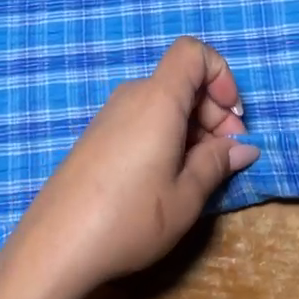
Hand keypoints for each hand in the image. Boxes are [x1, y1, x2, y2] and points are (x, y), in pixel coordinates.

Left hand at [0, 37, 259, 298]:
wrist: (54, 246)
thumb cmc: (128, 217)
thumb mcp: (185, 197)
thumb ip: (217, 164)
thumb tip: (244, 148)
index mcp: (158, 99)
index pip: (193, 52)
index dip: (221, 74)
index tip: (233, 118)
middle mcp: (133, 95)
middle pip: (183, 81)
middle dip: (213, 112)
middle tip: (228, 158)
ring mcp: (112, 115)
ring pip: (165, 103)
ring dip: (192, 129)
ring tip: (200, 175)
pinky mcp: (98, 136)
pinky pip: (144, 119)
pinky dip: (167, 136)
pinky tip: (168, 179)